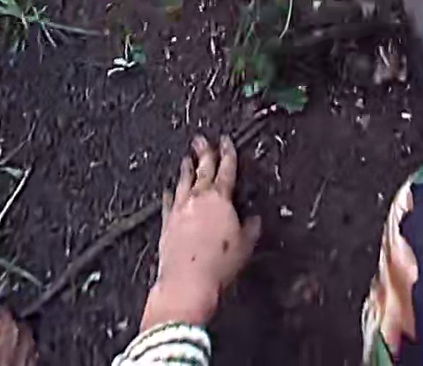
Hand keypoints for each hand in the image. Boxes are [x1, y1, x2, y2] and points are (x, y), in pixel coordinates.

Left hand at [141, 135, 261, 329]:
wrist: (186, 283)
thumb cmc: (219, 264)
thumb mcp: (245, 245)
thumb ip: (251, 227)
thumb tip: (254, 219)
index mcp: (221, 197)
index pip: (227, 168)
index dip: (228, 152)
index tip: (226, 140)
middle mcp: (199, 198)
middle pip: (203, 169)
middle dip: (204, 152)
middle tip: (201, 139)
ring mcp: (181, 210)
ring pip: (184, 182)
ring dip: (186, 169)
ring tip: (186, 159)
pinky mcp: (167, 225)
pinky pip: (168, 204)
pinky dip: (169, 195)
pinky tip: (167, 191)